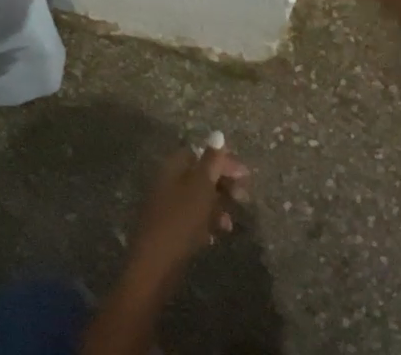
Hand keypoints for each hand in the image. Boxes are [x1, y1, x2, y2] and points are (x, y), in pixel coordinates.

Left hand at [126, 144, 249, 283]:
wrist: (154, 266)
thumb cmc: (180, 222)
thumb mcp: (200, 188)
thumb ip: (211, 161)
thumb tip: (218, 133)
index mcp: (171, 168)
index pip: (199, 154)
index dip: (222, 162)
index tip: (245, 175)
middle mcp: (166, 183)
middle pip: (199, 176)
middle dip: (222, 185)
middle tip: (243, 198)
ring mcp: (165, 207)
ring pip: (197, 199)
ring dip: (217, 207)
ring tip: (229, 224)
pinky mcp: (167, 229)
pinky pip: (191, 219)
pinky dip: (205, 224)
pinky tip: (215, 236)